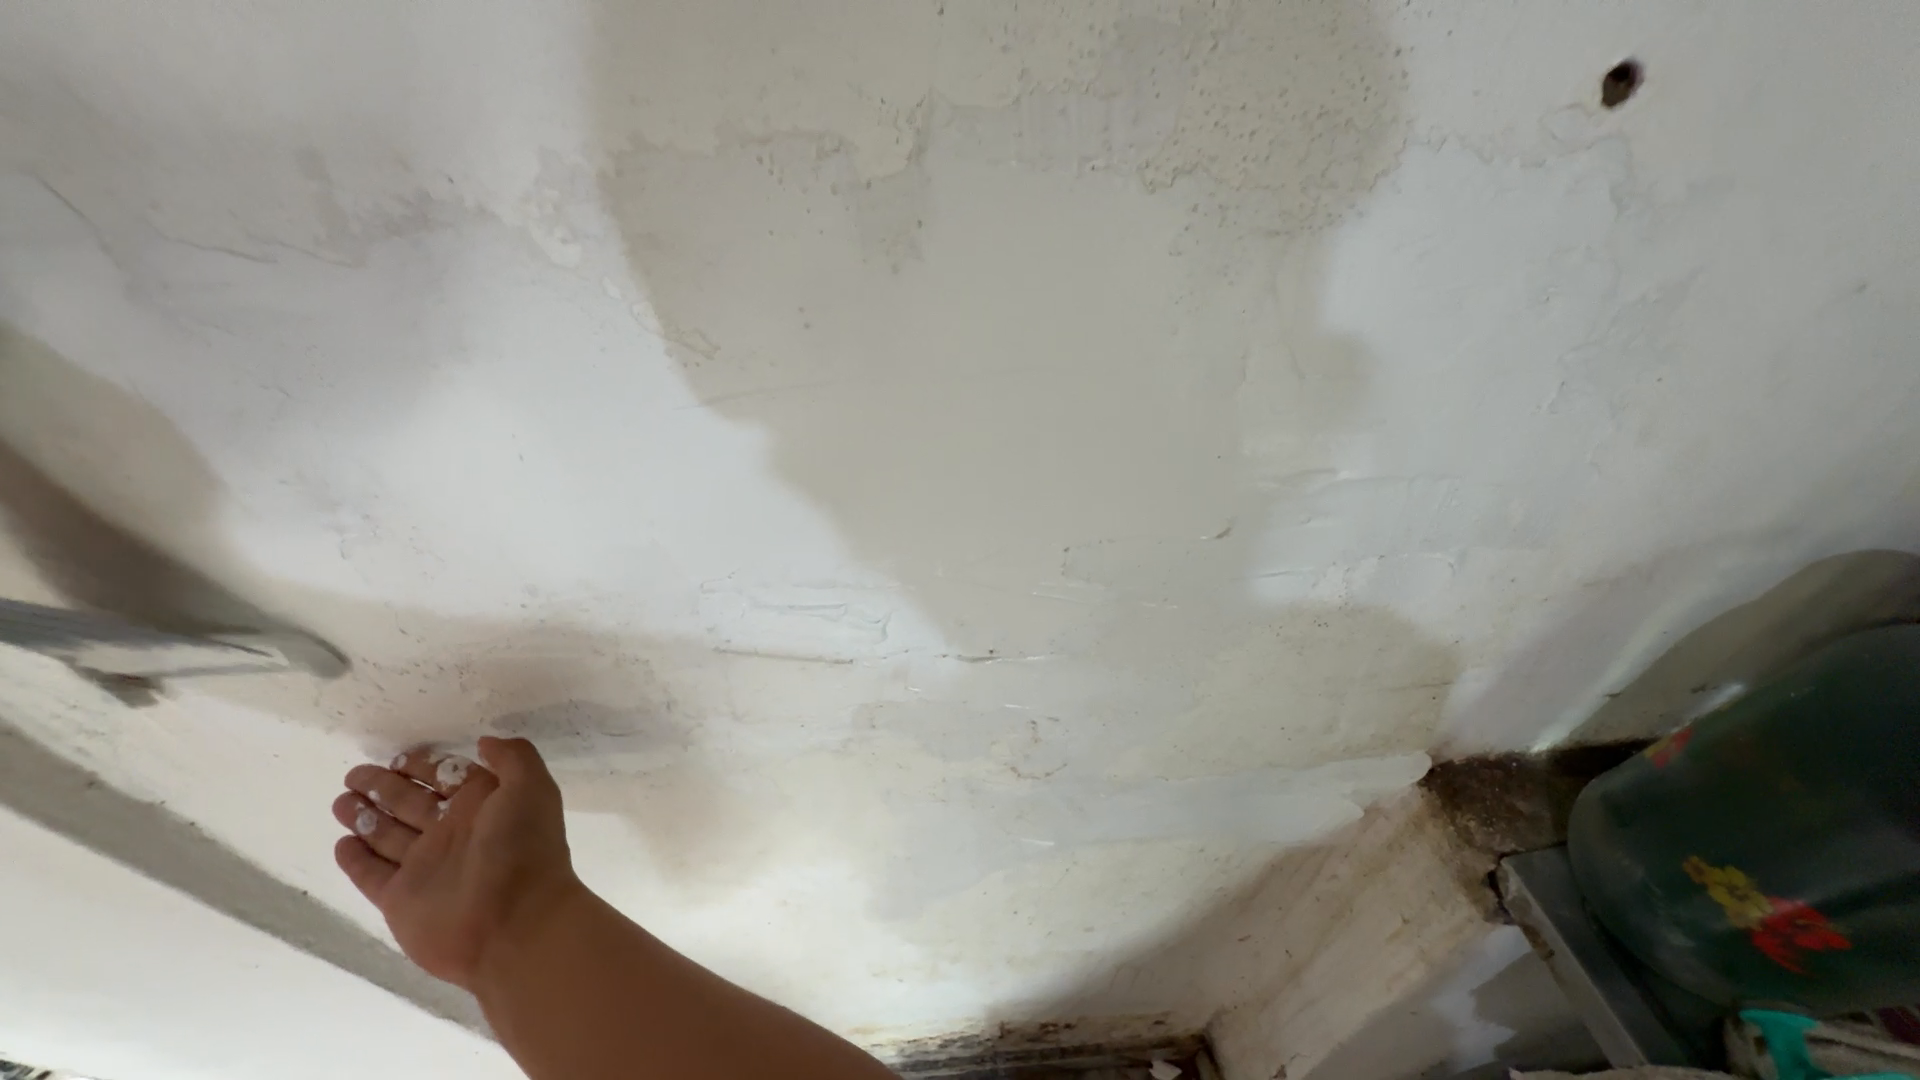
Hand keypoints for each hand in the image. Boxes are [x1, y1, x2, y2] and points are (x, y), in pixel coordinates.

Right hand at [331, 736, 583, 991]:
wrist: (514, 923)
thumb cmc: (525, 849)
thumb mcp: (531, 788)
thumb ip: (512, 758)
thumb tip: (484, 742)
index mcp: (486, 805)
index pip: (449, 777)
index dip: (425, 765)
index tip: (398, 756)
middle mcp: (455, 832)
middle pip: (413, 802)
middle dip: (386, 787)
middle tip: (354, 774)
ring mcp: (427, 866)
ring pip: (389, 834)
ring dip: (366, 816)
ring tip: (341, 800)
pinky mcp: (401, 900)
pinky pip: (373, 874)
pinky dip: (357, 859)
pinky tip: (342, 842)